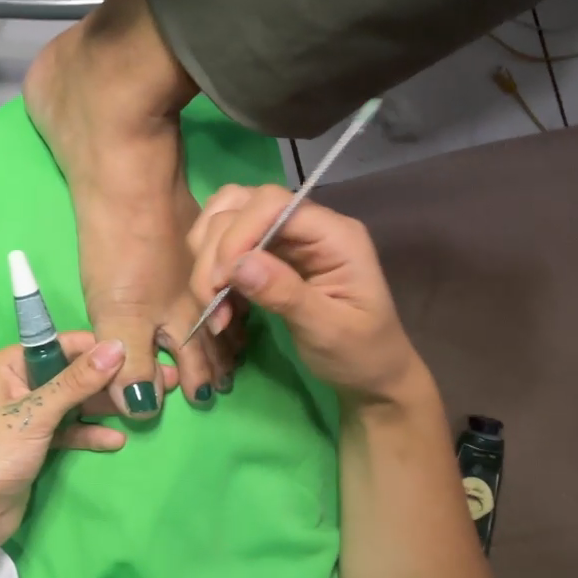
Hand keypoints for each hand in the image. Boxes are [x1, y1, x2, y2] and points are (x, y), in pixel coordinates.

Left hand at [0, 333, 172, 577]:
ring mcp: (29, 413)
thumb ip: (77, 381)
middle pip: (73, 372)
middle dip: (111, 378)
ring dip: (106, 406)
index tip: (143, 350)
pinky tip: (117, 439)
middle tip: (159, 380)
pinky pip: (71, 429)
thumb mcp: (36, 414)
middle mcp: (19, 381)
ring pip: (75, 402)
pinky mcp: (37, 442)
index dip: (101, 348)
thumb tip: (117, 345)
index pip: (63, 345)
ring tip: (148, 406)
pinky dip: (91, 433)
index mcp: (10, 364)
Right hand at [187, 184, 423, 402]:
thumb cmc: (360, 354)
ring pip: (224, 220)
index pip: (271, 203)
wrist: (370, 374)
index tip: (223, 282)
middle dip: (215, 253)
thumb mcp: (329, 331)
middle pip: (239, 205)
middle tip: (213, 303)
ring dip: (207, 260)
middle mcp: (306, 225)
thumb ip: (286, 294)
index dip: (237, 235)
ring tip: (214, 305)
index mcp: (334, 234)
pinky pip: (224, 247)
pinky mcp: (268, 255)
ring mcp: (285, 238)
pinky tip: (218, 304)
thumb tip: (239, 265)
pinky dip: (211, 271)